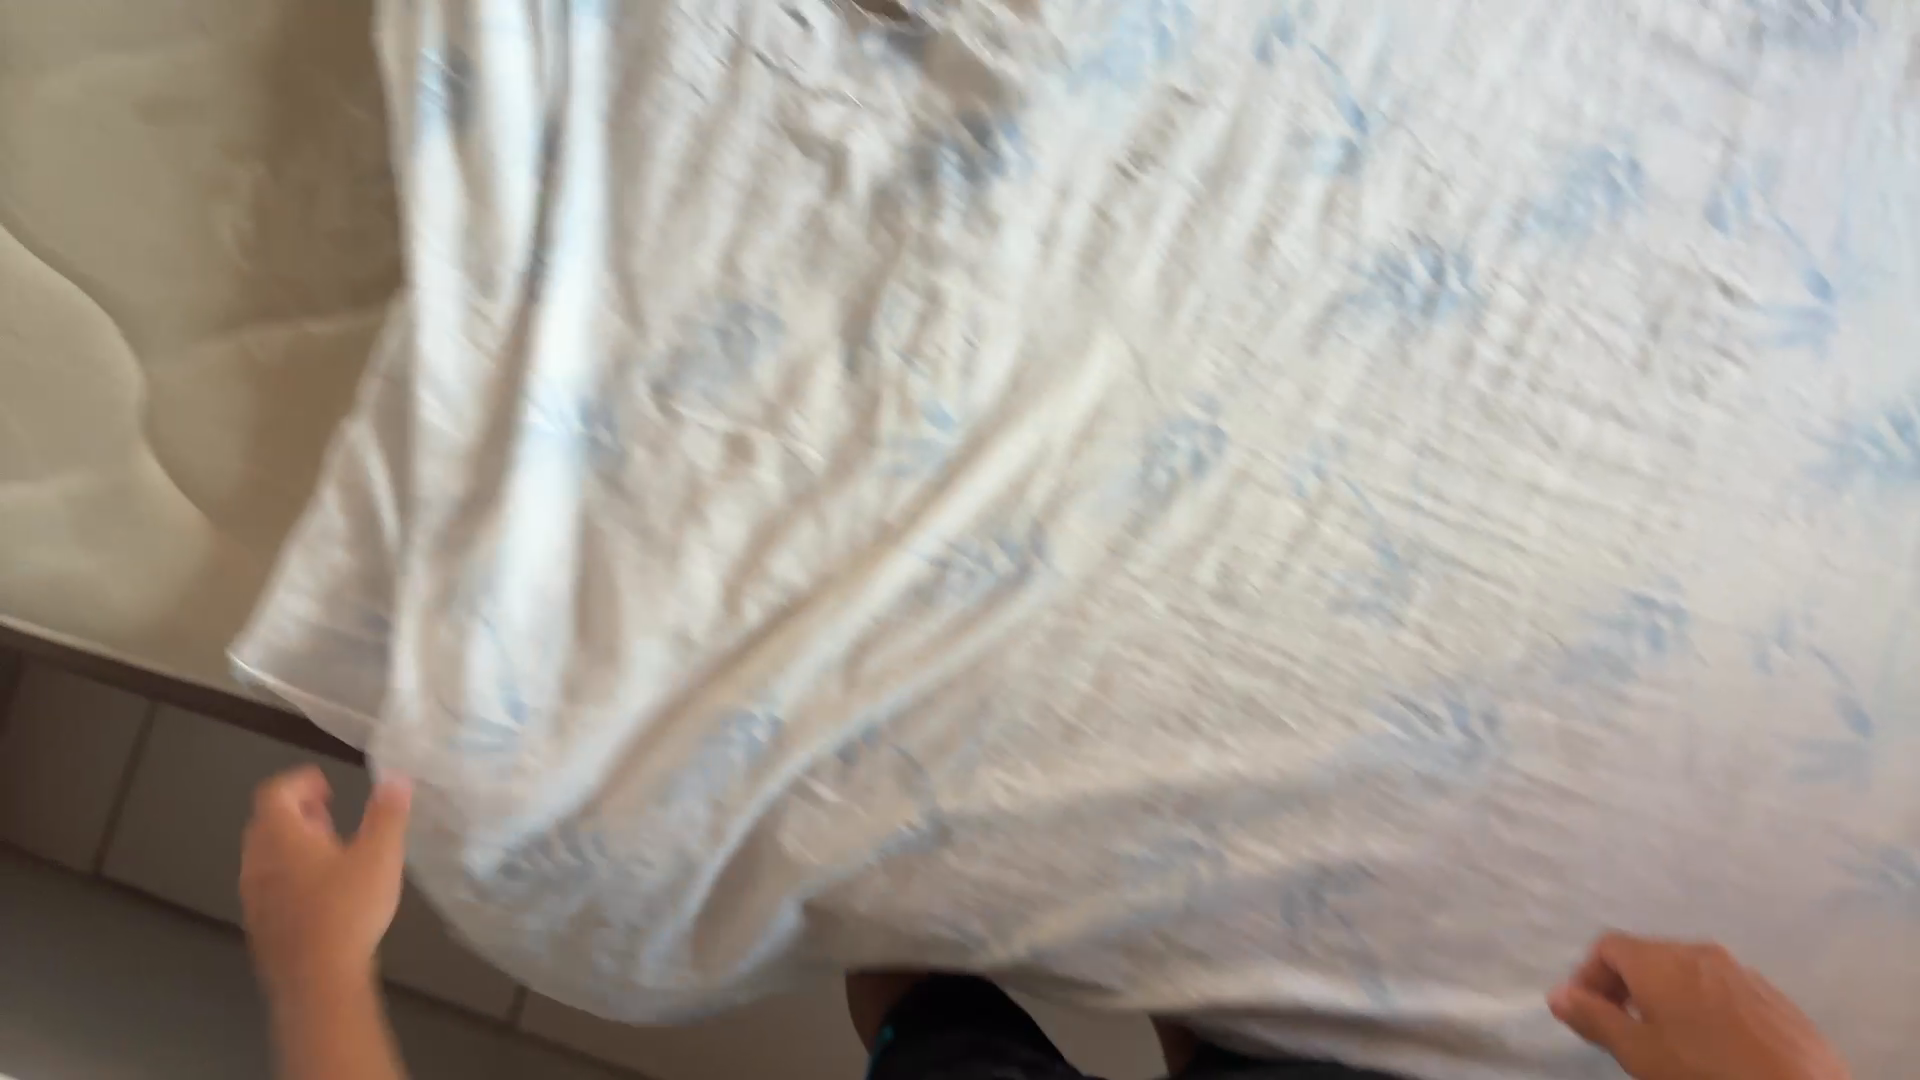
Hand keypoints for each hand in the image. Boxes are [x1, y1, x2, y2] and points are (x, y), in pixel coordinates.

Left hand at [240, 766, 412, 1000]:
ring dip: (293, 839)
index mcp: (283, 841)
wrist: (317, 978)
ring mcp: (255, 895)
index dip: (299, 781)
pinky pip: (269, 879)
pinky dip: (291, 866)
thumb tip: (396, 777)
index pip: (274, 795)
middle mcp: (259, 864)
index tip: (330, 783)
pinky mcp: (261, 921)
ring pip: (265, 853)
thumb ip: (388, 813)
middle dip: (297, 809)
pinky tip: (325, 882)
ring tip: (332, 842)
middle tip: (331, 807)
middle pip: (265, 823)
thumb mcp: (381, 854)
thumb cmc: (349, 907)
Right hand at [1548, 932, 1850, 1079]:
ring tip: (1673, 1038)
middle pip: (1648, 957)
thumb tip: (1557, 994)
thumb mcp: (1638, 1052)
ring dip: (1671, 997)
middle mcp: (1699, 953)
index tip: (1588, 1010)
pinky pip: (1728, 993)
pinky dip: (1711, 1009)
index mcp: (1659, 958)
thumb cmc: (1707, 1070)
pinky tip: (1720, 1046)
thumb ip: (1592, 1017)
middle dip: (1629, 986)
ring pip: (1690, 975)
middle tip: (1626, 1026)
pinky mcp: (1782, 1003)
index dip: (1588, 976)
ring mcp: (1746, 976)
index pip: (1606, 947)